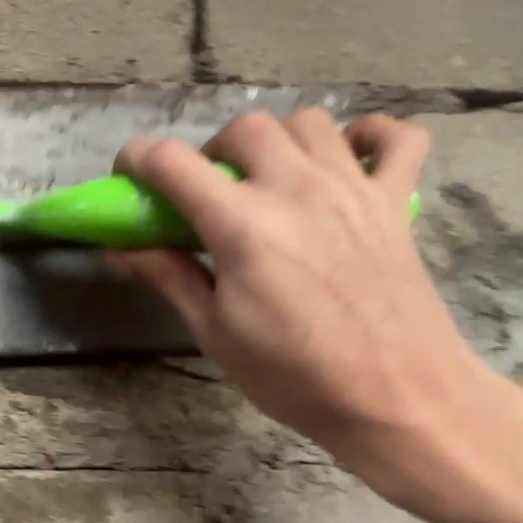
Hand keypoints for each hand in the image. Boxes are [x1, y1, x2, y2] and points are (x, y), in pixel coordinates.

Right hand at [112, 110, 502, 505]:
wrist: (398, 400)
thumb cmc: (295, 376)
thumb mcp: (215, 333)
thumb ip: (170, 277)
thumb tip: (123, 248)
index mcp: (243, 227)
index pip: (173, 163)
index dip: (138, 158)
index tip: (129, 176)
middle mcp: (297, 190)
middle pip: (244, 128)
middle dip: (211, 149)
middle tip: (205, 191)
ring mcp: (353, 190)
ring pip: (308, 122)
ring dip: (276, 140)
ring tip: (266, 178)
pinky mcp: (397, 202)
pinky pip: (397, 137)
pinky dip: (370, 135)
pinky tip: (347, 159)